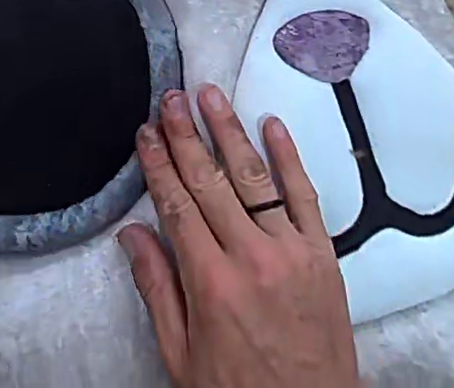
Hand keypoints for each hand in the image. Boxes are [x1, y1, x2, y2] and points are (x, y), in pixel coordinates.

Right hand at [120, 85, 358, 387]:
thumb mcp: (181, 357)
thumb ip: (157, 289)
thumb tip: (133, 234)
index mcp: (210, 283)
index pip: (177, 205)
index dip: (158, 164)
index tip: (146, 133)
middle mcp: (249, 256)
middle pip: (209, 180)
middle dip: (186, 134)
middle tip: (172, 99)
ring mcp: (289, 248)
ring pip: (252, 175)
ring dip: (228, 130)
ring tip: (210, 96)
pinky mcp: (321, 248)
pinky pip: (302, 191)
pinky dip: (287, 154)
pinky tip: (271, 124)